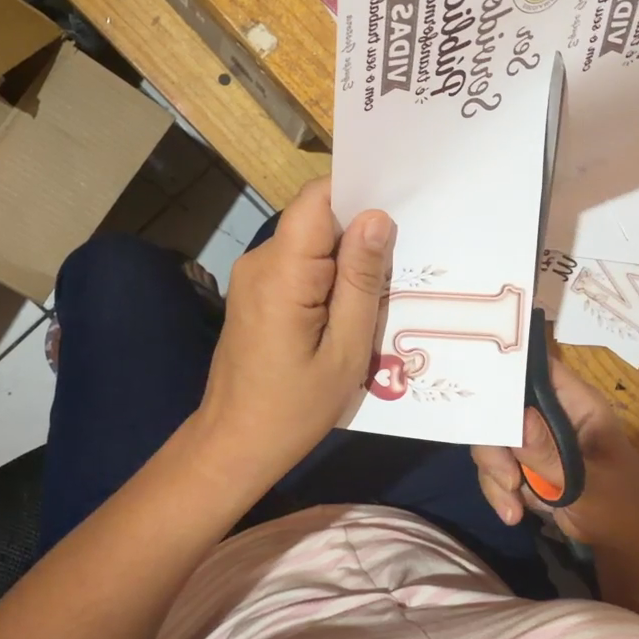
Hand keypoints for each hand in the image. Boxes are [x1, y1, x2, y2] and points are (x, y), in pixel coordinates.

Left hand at [195, 178, 392, 483]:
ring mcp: (253, 278)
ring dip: (346, 260)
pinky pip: (298, 267)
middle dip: (359, 232)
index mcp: (281, 272)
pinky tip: (351, 309)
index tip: (398, 208)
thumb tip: (377, 217)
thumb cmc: (294, 407)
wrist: (235, 444)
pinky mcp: (255, 295)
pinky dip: (328, 278)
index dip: (357, 194)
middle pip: (315, 219)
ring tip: (384, 290)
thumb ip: (360, 280)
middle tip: (404, 259)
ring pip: (310, 244)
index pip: (317, 199)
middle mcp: (260, 262)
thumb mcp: (345, 349)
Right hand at [471, 357, 638, 545]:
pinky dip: (498, 490)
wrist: (624, 551)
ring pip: (495, 438)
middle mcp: (553, 414)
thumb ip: (550, 454)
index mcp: (577, 404)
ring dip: (495, 473)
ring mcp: (537, 438)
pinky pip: (497, 466)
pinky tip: (513, 514)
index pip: (538, 367)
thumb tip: (518, 417)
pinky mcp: (525, 464)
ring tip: (513, 510)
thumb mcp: (586, 485)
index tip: (480, 393)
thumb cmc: (620, 510)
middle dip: (496, 444)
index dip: (507, 369)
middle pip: (504, 405)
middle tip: (506, 479)